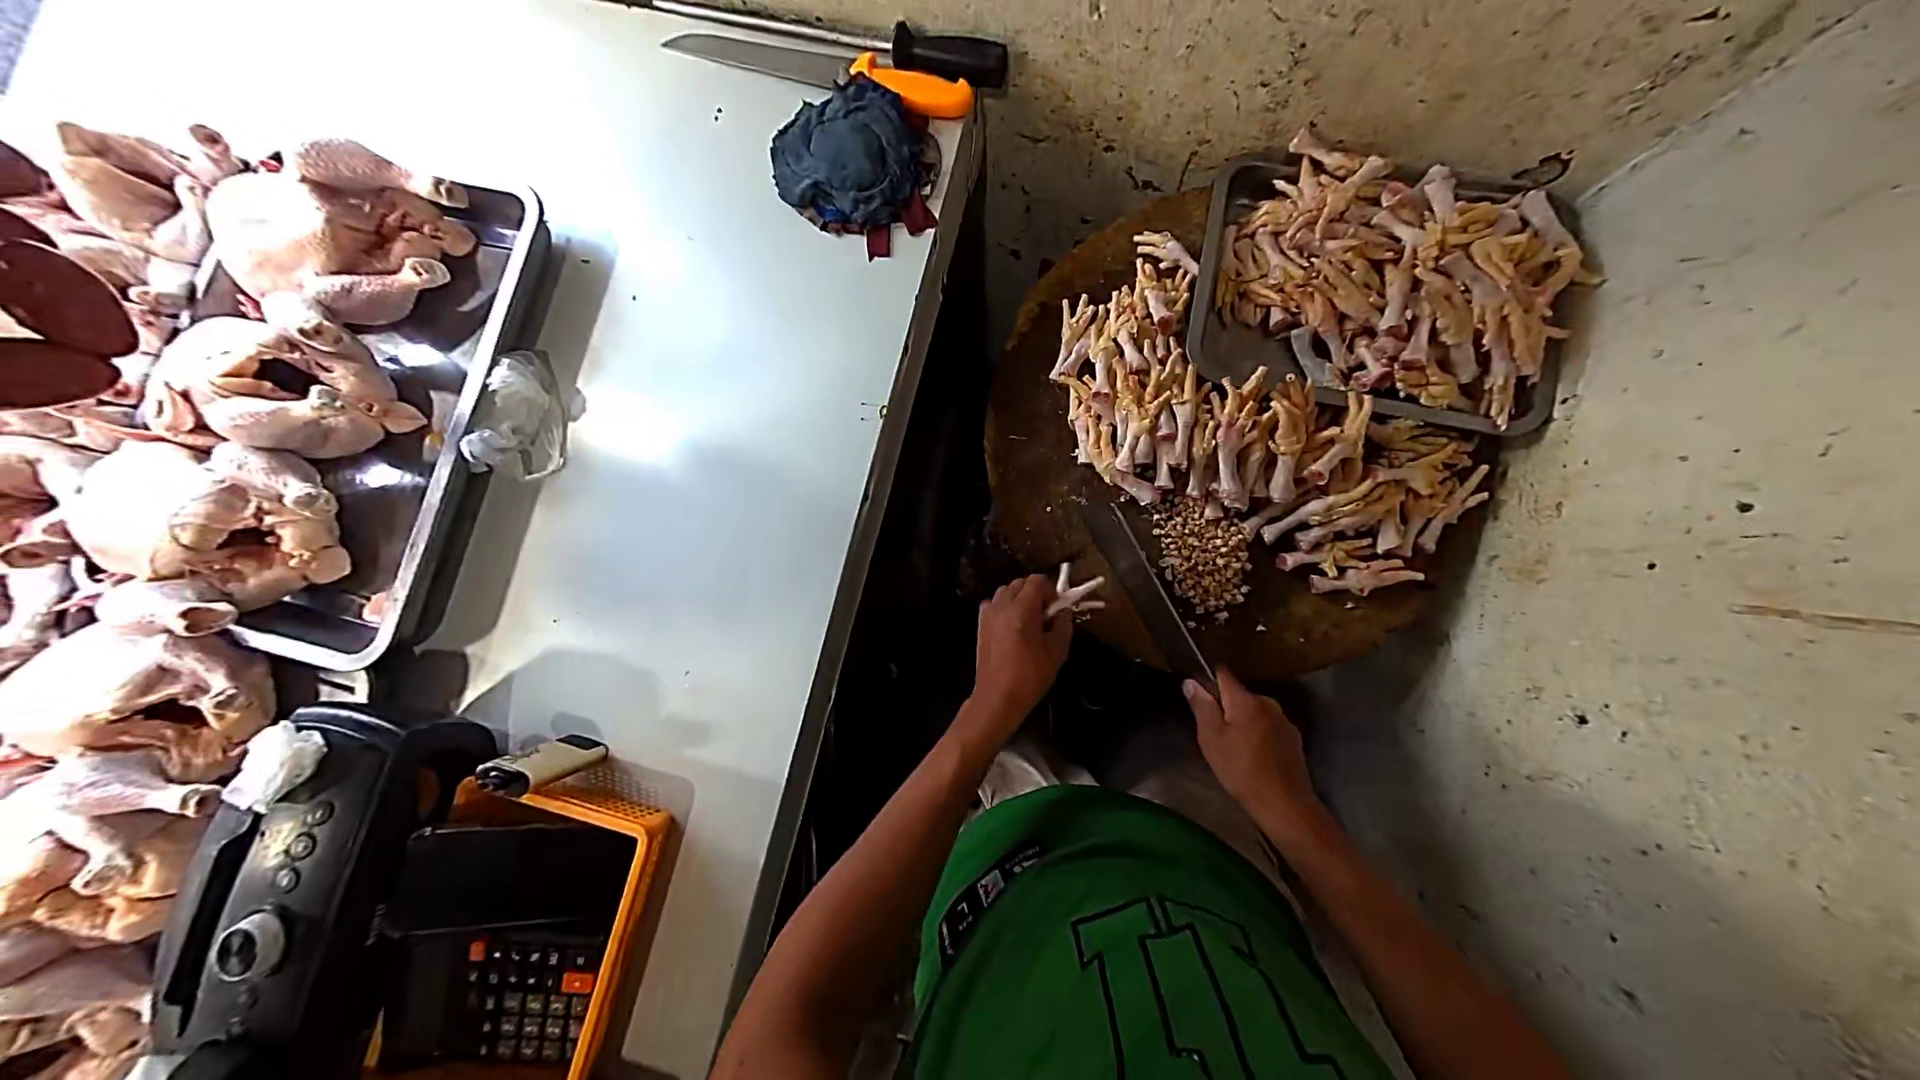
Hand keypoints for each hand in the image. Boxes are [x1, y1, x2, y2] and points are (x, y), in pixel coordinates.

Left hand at [968, 574, 1072, 734]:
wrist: (997, 698)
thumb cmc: (1030, 676)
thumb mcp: (1057, 651)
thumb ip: (1063, 624)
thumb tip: (1064, 611)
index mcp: (1022, 609)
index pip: (1037, 580)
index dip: (1051, 590)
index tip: (1057, 608)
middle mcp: (1002, 606)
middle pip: (1020, 583)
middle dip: (1036, 593)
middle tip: (1046, 615)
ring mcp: (988, 614)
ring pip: (1006, 592)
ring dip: (1019, 599)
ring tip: (1029, 620)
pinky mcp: (980, 625)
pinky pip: (994, 605)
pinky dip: (1004, 608)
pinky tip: (1012, 627)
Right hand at [1184, 668, 1319, 821]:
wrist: (1285, 804)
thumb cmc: (1241, 769)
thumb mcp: (1211, 739)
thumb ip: (1202, 707)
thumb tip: (1191, 682)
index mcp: (1245, 700)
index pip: (1223, 674)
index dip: (1207, 680)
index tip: (1198, 696)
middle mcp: (1268, 703)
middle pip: (1239, 695)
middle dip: (1225, 707)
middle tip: (1213, 733)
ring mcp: (1284, 721)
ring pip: (1254, 712)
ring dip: (1242, 722)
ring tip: (1233, 748)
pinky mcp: (1294, 739)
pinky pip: (1268, 727)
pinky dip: (1258, 735)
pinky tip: (1253, 757)